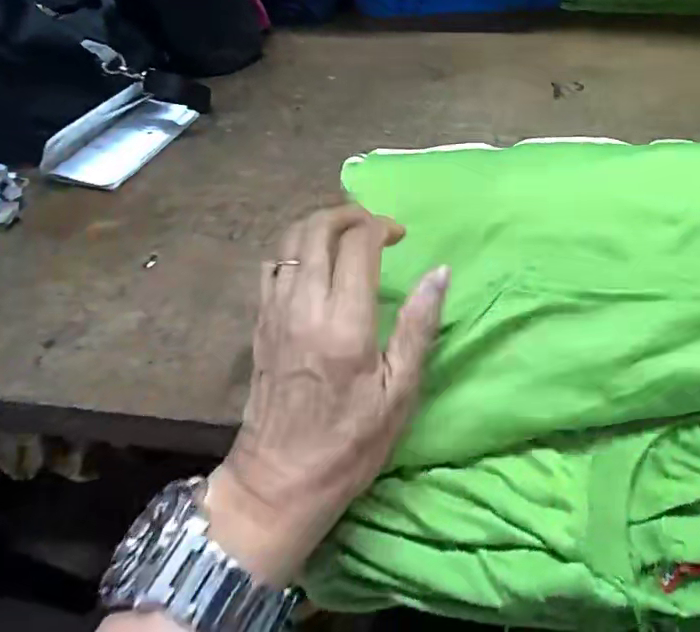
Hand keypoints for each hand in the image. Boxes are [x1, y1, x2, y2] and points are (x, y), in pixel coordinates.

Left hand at [205, 204, 449, 583]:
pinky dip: (296, 249)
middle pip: (317, 228)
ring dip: (321, 225)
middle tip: (374, 226)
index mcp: (344, 323)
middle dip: (349, 214)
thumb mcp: (400, 391)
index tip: (399, 236)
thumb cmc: (350, 443)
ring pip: (290, 240)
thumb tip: (440, 272)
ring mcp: (274, 312)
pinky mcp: (259, 323)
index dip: (382, 227)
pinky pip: (273, 265)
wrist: (277, 484)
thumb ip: (419, 325)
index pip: (358, 244)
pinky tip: (316, 264)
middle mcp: (304, 307)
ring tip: (348, 237)